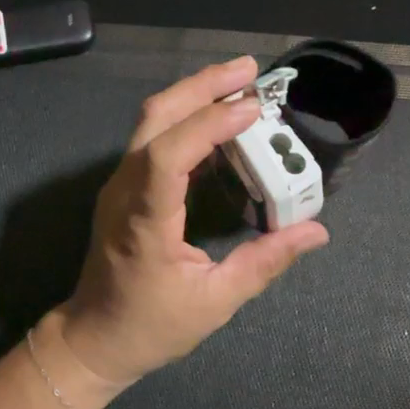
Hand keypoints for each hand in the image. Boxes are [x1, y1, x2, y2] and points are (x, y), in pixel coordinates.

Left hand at [54, 57, 329, 386]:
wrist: (94, 337)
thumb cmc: (150, 326)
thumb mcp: (213, 302)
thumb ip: (264, 263)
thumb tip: (315, 231)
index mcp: (144, 221)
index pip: (166, 156)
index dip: (207, 125)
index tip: (251, 107)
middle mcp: (124, 191)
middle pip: (154, 119)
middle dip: (201, 87)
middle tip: (249, 70)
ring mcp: (118, 186)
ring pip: (149, 122)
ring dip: (192, 96)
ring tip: (239, 85)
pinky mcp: (123, 188)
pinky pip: (151, 140)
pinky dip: (184, 120)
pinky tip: (218, 122)